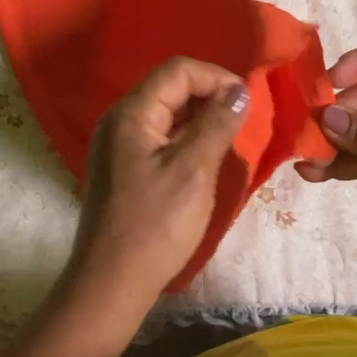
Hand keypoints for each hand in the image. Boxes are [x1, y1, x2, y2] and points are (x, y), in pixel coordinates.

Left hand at [70, 56, 250, 308]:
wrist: (109, 286)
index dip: (216, 77)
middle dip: (209, 96)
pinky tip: (204, 159)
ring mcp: (117, 144)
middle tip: (242, 121)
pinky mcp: (122, 167)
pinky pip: (158, 136)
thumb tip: (239, 90)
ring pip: (166, 113)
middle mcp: (119, 119)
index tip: (246, 102)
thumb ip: (217, 124)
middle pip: (170, 87)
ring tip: (229, 139)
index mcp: (131, 113)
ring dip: (199, 118)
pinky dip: (185, 138)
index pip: (178, 70)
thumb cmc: (154, 226)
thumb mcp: (193, 172)